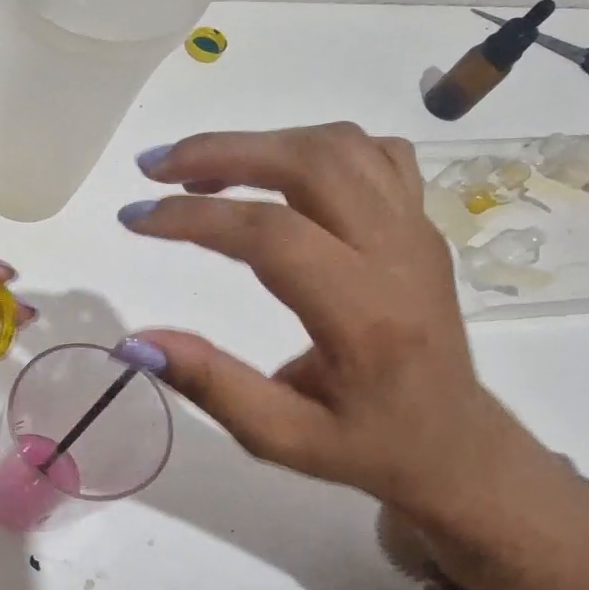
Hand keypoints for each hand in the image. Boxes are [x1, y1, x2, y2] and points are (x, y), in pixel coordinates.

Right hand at [114, 124, 588, 589]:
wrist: (455, 443)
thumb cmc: (364, 446)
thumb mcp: (279, 437)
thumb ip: (211, 386)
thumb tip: (135, 343)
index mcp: (364, 316)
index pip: (273, 235)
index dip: (195, 218)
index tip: (133, 218)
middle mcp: (399, 256)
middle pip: (312, 163)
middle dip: (222, 151)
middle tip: (154, 167)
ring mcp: (417, 231)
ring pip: (341, 146)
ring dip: (260, 143)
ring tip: (197, 171)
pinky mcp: (420, 224)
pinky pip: (372, 154)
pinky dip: (310, 148)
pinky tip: (269, 174)